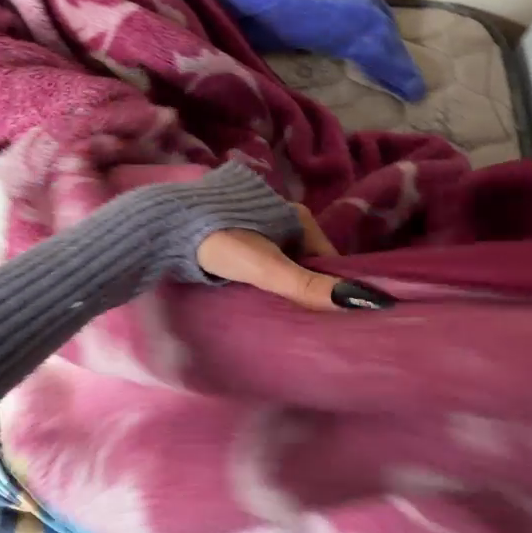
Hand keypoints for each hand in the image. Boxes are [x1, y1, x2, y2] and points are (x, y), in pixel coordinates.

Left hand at [195, 204, 395, 311]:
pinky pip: (260, 257)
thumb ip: (309, 286)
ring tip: (280, 311)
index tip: (331, 315)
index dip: (332, 286)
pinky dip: (262, 276)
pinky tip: (255, 294)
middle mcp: (279, 213)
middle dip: (307, 285)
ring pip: (281, 258)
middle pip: (305, 259)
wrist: (165, 224)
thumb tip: (367, 302)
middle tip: (305, 319)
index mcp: (296, 215)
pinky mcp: (232, 230)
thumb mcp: (267, 267)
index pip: (327, 257)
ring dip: (282, 282)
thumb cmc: (219, 241)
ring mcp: (254, 221)